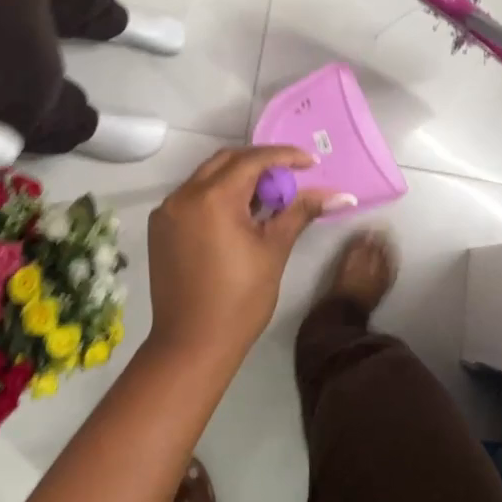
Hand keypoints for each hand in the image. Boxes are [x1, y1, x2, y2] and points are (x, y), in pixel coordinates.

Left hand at [147, 146, 350, 357]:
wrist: (191, 344)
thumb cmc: (239, 300)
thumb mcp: (273, 250)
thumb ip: (300, 212)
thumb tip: (340, 194)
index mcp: (212, 198)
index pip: (253, 160)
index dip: (284, 156)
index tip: (311, 163)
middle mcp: (184, 195)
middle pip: (227, 160)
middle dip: (260, 163)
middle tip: (288, 179)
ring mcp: (167, 211)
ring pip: (207, 177)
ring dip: (237, 178)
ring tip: (266, 199)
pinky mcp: (160, 228)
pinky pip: (192, 196)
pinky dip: (216, 196)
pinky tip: (238, 216)